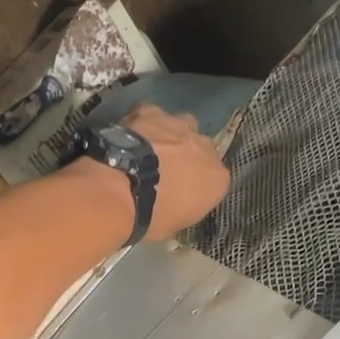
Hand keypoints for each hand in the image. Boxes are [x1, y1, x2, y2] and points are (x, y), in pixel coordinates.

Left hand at [118, 103, 229, 240]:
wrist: (121, 190)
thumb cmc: (151, 217)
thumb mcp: (172, 228)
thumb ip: (182, 212)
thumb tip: (174, 208)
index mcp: (218, 179)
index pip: (214, 183)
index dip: (197, 188)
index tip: (181, 197)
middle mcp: (206, 147)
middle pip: (200, 151)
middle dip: (187, 160)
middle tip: (164, 175)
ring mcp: (180, 124)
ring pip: (181, 127)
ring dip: (171, 137)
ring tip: (150, 153)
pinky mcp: (152, 110)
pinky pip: (152, 115)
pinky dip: (144, 124)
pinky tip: (132, 136)